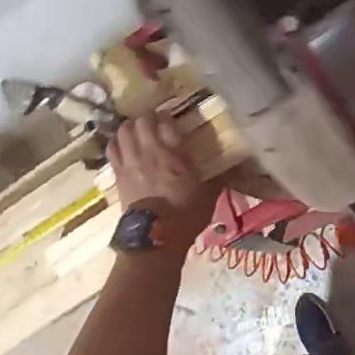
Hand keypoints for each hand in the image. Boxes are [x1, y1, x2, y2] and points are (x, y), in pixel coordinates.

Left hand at [107, 112, 218, 247]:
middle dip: (148, 118)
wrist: (156, 237)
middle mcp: (148, 153)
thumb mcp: (209, 194)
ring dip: (131, 127)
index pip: (165, 122)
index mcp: (173, 155)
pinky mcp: (118, 174)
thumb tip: (242, 166)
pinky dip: (117, 142)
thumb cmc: (186, 214)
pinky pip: (112, 148)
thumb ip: (220, 175)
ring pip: (123, 131)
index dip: (168, 116)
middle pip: (141, 122)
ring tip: (138, 130)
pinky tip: (124, 144)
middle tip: (156, 122)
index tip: (172, 118)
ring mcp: (130, 162)